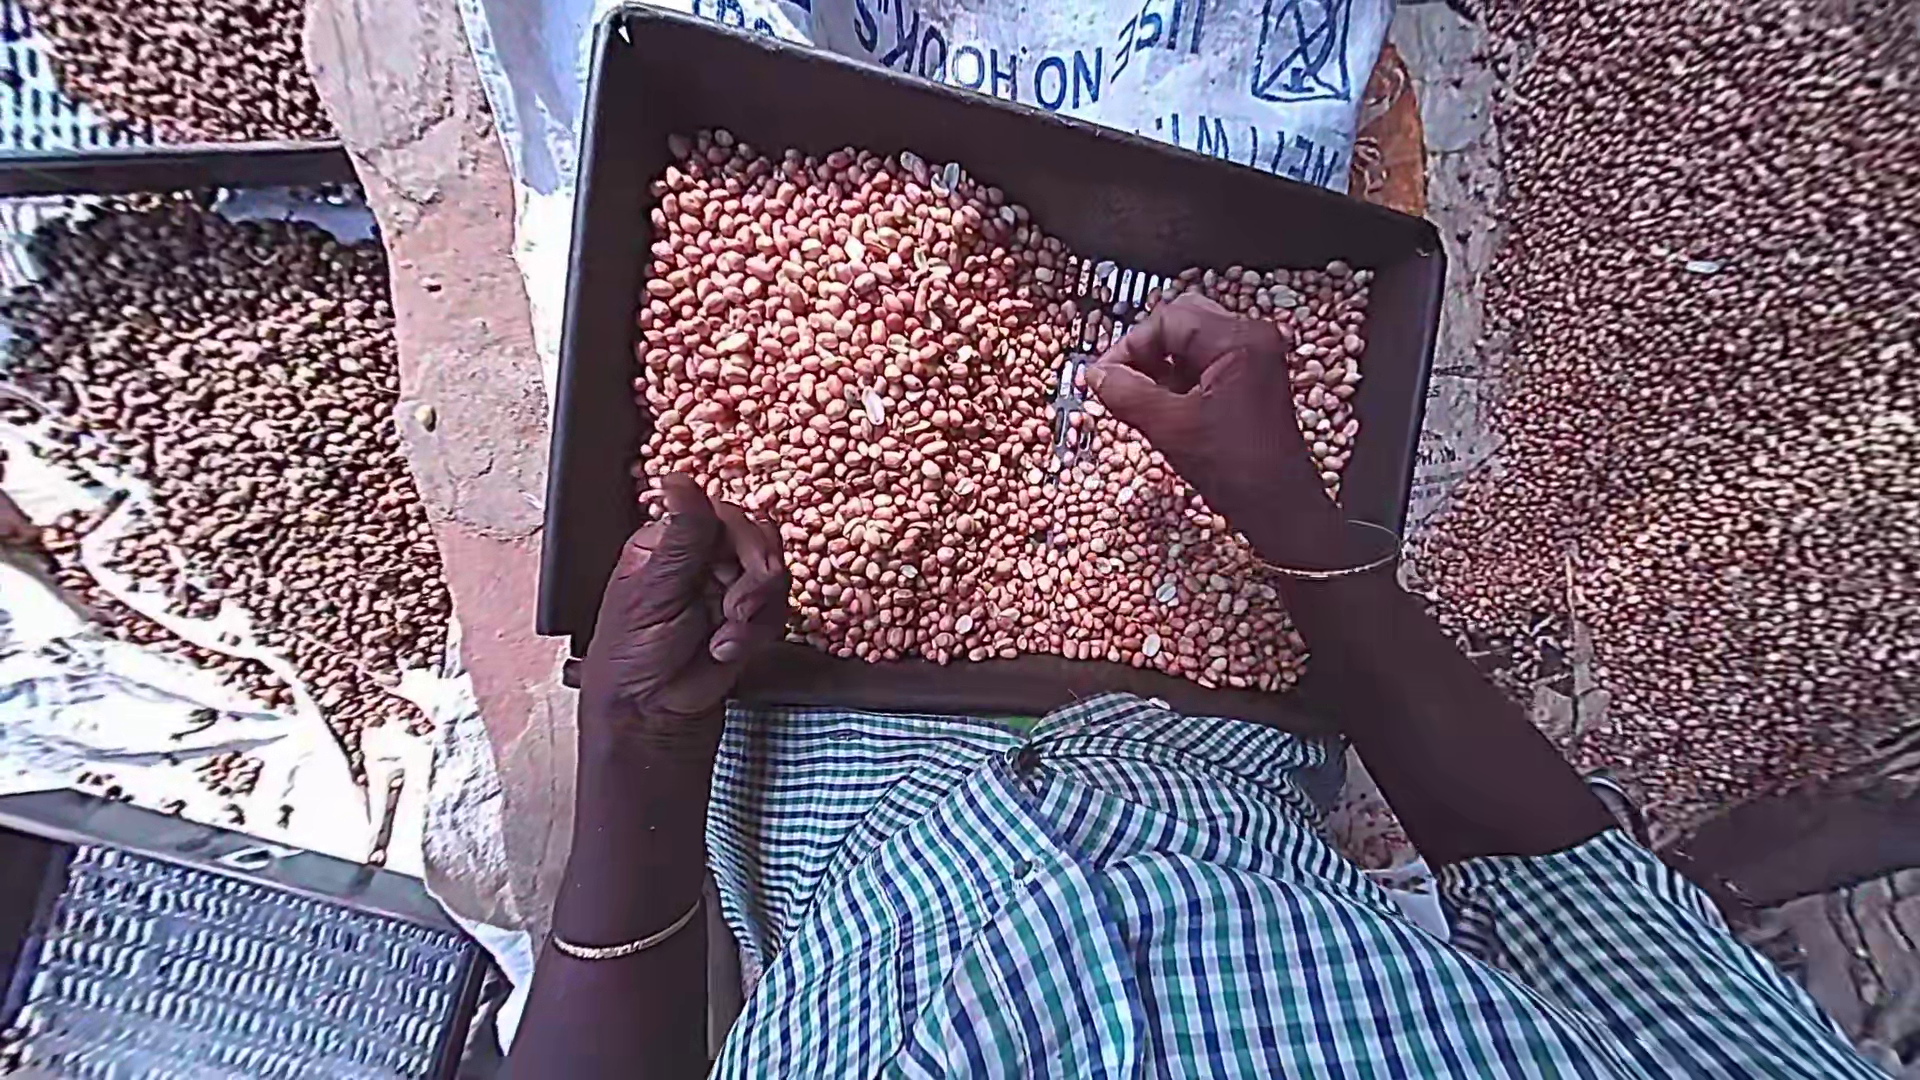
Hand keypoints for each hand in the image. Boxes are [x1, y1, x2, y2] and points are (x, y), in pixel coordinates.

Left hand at [578, 473, 788, 755]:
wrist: (654, 718)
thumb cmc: (633, 657)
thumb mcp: (653, 593)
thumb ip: (682, 536)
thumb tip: (678, 479)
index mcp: (671, 543)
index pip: (723, 514)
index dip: (741, 538)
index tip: (741, 565)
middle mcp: (704, 559)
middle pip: (758, 539)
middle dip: (755, 577)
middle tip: (737, 608)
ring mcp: (731, 587)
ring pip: (775, 571)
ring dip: (758, 606)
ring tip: (728, 634)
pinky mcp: (752, 616)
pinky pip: (780, 606)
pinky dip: (760, 630)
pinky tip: (729, 649)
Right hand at [1088, 294, 1346, 567]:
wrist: (1276, 505)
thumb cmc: (1234, 467)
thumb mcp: (1169, 427)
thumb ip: (1126, 393)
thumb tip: (1094, 374)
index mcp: (1238, 340)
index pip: (1168, 320)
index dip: (1128, 346)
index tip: (1102, 376)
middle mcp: (1250, 340)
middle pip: (1179, 324)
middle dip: (1143, 352)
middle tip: (1118, 382)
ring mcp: (1251, 360)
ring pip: (1188, 345)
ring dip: (1156, 368)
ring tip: (1136, 400)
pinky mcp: (1246, 382)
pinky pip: (1200, 367)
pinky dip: (1173, 382)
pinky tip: (1159, 409)